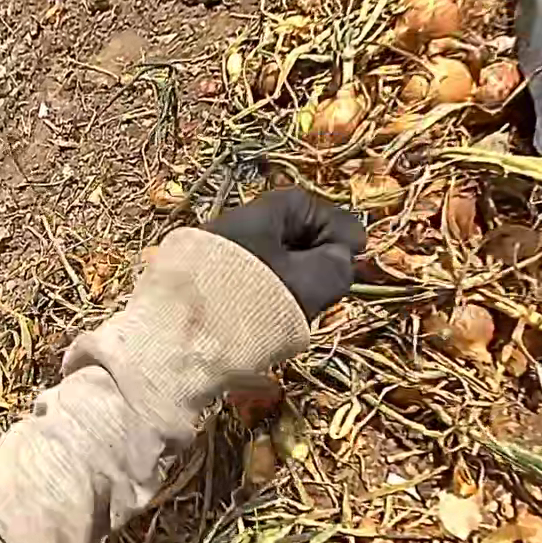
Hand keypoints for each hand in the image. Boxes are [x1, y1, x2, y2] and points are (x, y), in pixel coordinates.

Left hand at [205, 188, 365, 319]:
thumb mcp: (309, 282)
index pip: (303, 205)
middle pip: (281, 234)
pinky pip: (240, 284)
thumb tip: (341, 256)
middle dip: (312, 255)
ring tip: (302, 304)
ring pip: (262, 263)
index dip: (335, 225)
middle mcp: (227, 230)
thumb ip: (336, 265)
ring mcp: (208, 260)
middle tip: (332, 279)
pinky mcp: (196, 289)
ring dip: (288, 279)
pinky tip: (270, 317)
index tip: (356, 249)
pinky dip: (262, 294)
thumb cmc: (254, 300)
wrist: (184, 337)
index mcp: (255, 216)